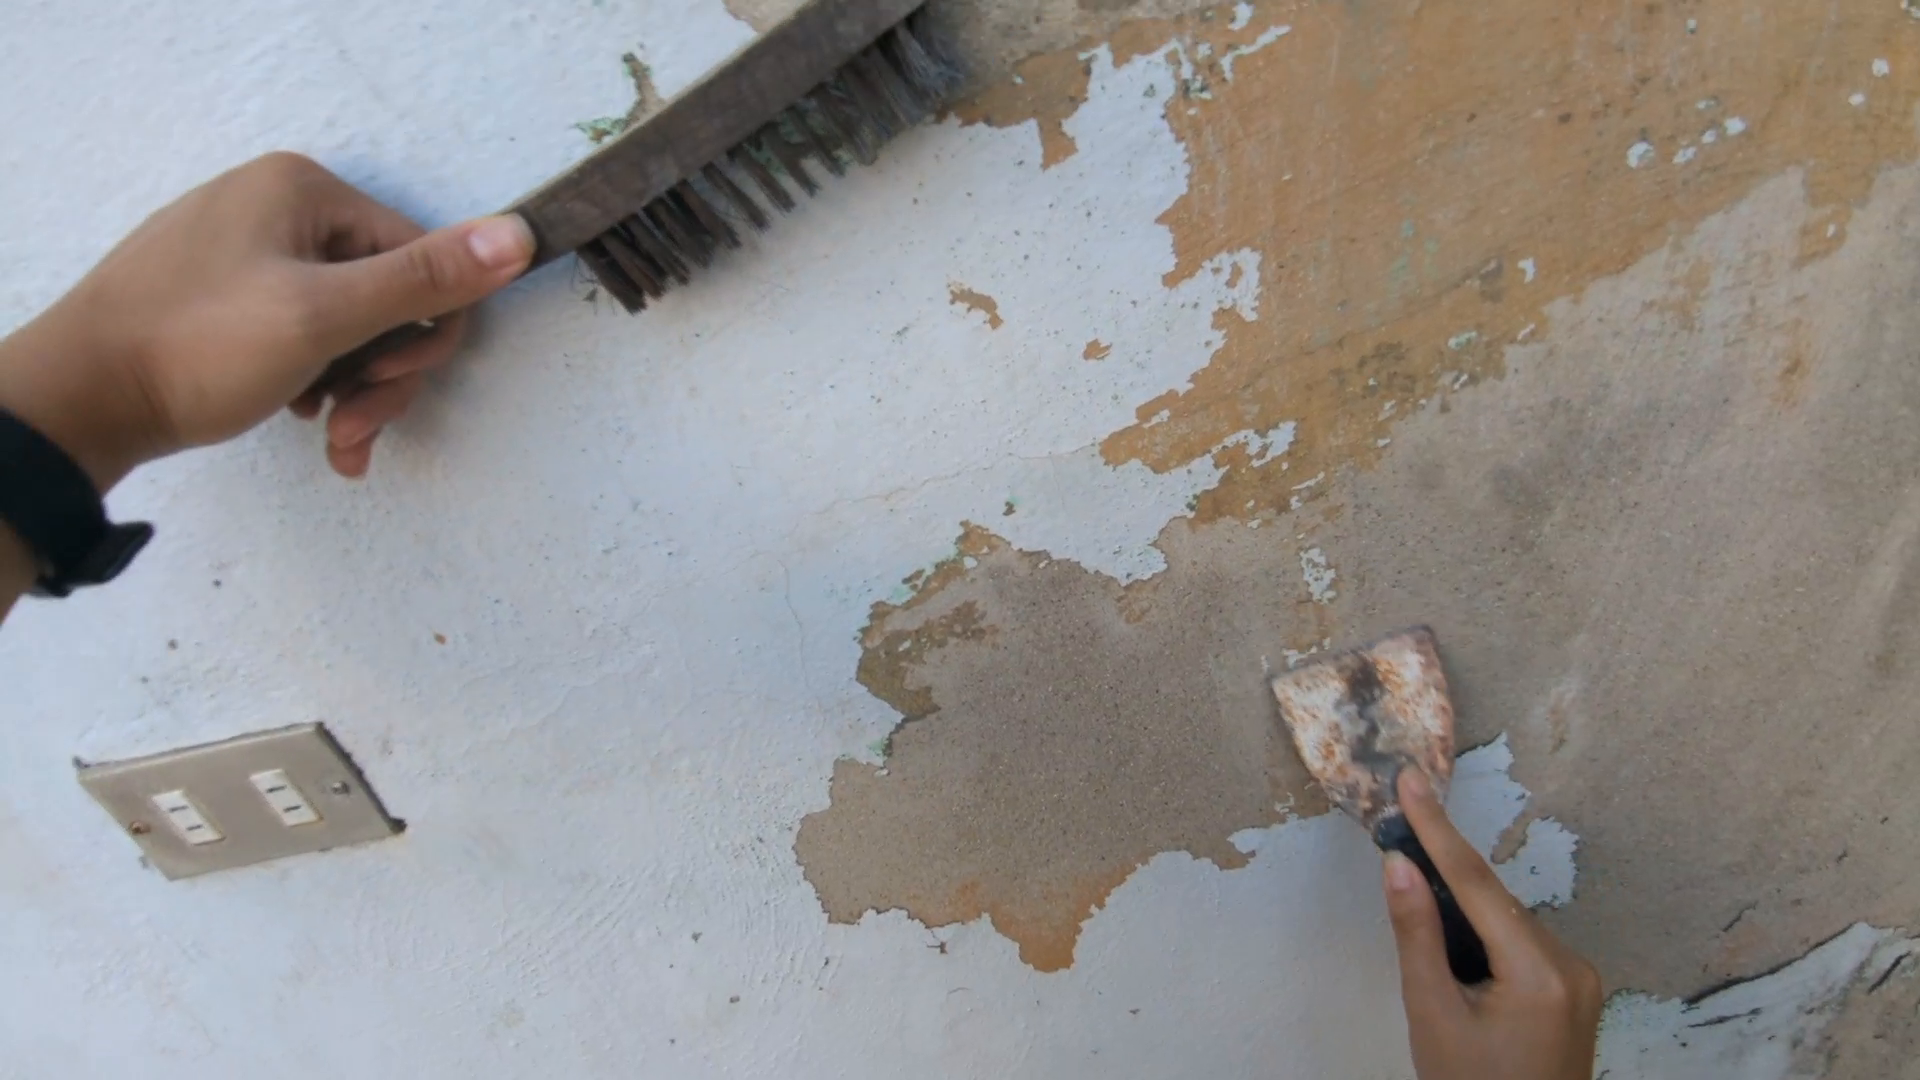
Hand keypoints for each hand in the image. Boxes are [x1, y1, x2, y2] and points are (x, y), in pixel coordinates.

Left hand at [0, 151, 533, 482]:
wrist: (79, 403)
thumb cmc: (200, 347)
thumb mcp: (326, 313)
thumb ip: (427, 278)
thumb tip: (522, 234)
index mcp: (310, 194)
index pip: (428, 265)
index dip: (427, 334)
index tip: (384, 380)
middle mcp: (293, 213)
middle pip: (400, 303)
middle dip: (389, 375)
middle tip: (355, 420)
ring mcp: (271, 254)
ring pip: (369, 331)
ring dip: (365, 393)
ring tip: (333, 435)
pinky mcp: (254, 296)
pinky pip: (330, 339)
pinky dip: (333, 388)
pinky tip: (311, 421)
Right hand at [1384, 770, 1601, 1079]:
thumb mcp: (1430, 1009)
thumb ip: (1415, 931)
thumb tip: (1397, 861)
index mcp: (1541, 972)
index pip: (1475, 882)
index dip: (1436, 826)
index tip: (1410, 779)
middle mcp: (1572, 965)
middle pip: (1491, 896)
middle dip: (1441, 862)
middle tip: (1398, 818)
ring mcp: (1578, 977)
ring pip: (1501, 914)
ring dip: (1457, 897)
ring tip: (1411, 884)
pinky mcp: (1571, 988)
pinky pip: (1513, 934)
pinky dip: (1476, 923)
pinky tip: (1449, 934)